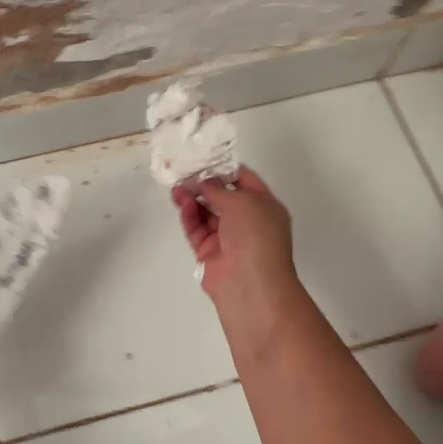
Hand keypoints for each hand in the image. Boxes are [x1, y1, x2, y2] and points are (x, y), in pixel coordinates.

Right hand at [171, 166, 297, 307]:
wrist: (250, 284)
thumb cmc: (255, 236)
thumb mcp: (242, 202)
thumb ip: (219, 189)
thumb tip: (204, 182)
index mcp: (265, 206)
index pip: (244, 181)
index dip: (225, 169)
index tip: (204, 159)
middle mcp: (247, 221)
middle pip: (222, 197)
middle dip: (204, 185)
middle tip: (184, 174)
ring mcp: (227, 238)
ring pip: (206, 214)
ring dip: (193, 200)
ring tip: (177, 189)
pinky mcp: (209, 253)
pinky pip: (197, 230)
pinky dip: (189, 217)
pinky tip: (182, 204)